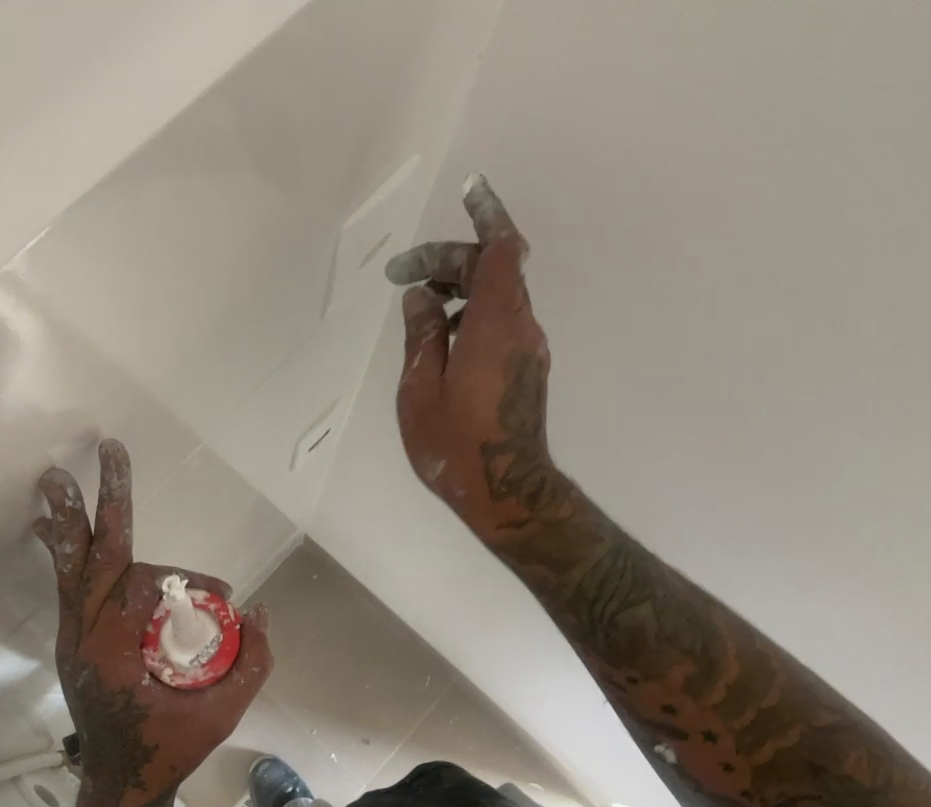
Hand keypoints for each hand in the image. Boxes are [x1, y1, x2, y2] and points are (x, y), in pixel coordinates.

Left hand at [33, 439, 272, 806]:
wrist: (121, 784)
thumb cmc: (171, 749)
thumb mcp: (222, 713)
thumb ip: (251, 662)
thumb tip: (259, 609)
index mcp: (116, 653)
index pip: (143, 585)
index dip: (184, 576)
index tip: (222, 594)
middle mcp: (85, 639)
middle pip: (95, 559)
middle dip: (103, 504)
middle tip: (105, 453)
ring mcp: (72, 641)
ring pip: (72, 570)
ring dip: (69, 523)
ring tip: (52, 481)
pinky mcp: (72, 644)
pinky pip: (66, 589)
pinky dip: (62, 556)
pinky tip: (50, 531)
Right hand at [385, 174, 569, 542]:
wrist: (506, 493)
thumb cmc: (455, 445)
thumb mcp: (421, 389)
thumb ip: (421, 336)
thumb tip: (420, 297)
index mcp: (494, 325)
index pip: (500, 251)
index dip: (486, 215)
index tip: (470, 189)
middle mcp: (520, 328)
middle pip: (494, 269)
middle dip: (448, 260)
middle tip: (402, 276)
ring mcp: (528, 349)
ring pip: (497, 296)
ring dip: (458, 289)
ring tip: (416, 310)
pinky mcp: (527, 369)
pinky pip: (500, 322)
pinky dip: (470, 314)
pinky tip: (440, 339)